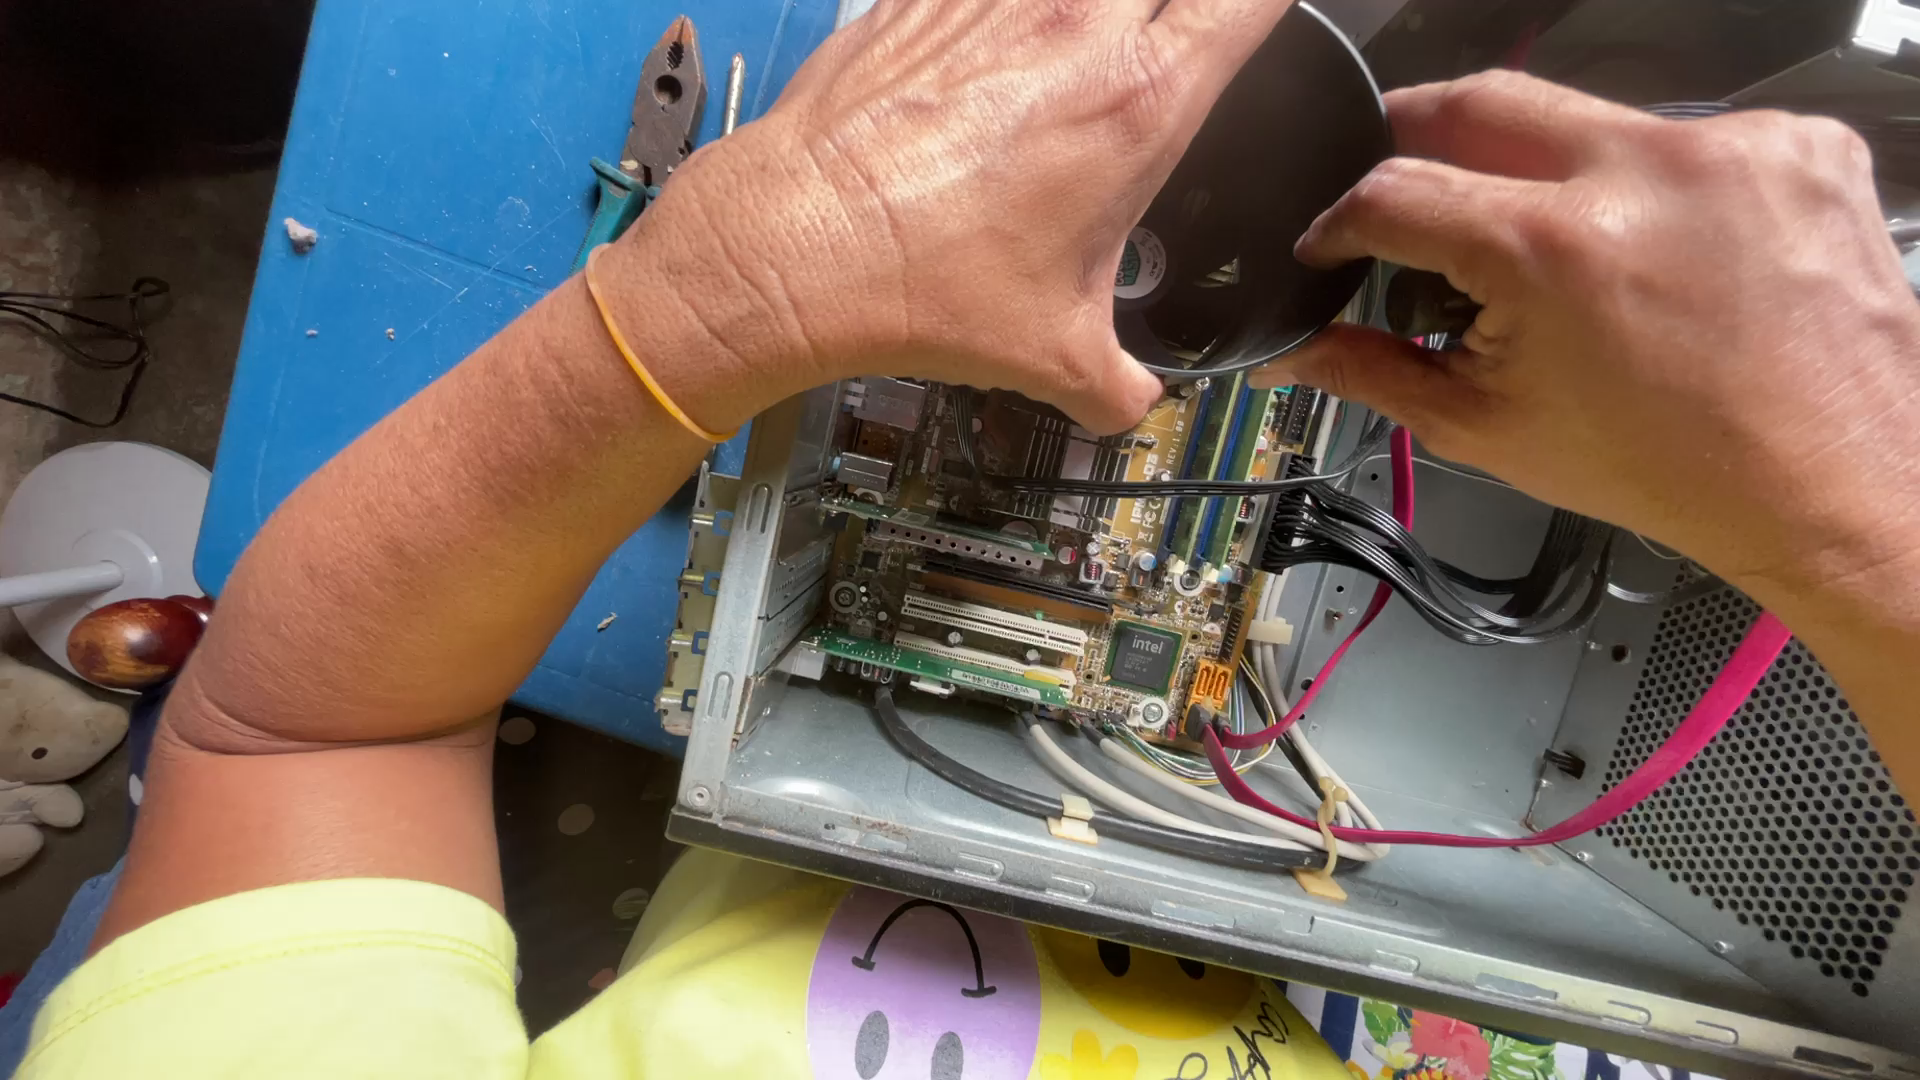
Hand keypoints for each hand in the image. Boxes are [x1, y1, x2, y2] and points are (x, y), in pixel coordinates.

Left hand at [630, 0, 1299, 433]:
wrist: (803, 254)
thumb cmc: (929, 291)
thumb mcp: (1053, 360)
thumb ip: (1119, 387)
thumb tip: (1132, 401)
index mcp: (1138, 100)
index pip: (1250, 0)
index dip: (1262, 13)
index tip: (1246, 40)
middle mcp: (1075, 24)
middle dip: (1171, 14)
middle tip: (1157, 57)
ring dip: (1085, 20)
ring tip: (1067, 72)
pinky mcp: (922, 0)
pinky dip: (1002, 19)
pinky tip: (986, 69)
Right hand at [1256, 71, 1919, 597]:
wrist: (1824, 476)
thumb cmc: (1645, 462)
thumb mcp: (1472, 423)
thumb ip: (1364, 370)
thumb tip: (1289, 353)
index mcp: (1551, 252)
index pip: (1395, 191)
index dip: (1337, 220)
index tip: (1325, 244)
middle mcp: (1646, 169)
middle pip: (1476, 100)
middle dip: (1401, 132)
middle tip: (1372, 183)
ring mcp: (1730, 144)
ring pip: (1566, 116)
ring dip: (1506, 167)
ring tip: (1500, 243)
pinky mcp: (1791, 143)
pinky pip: (1653, 136)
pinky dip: (1601, 180)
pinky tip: (1602, 244)